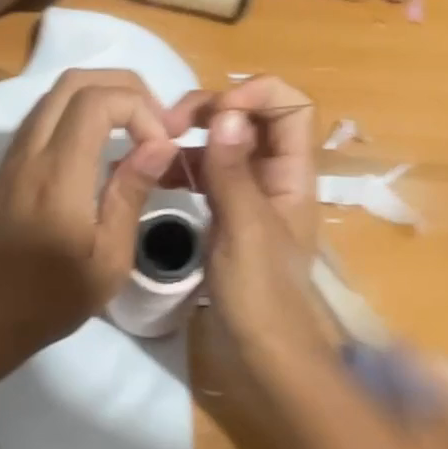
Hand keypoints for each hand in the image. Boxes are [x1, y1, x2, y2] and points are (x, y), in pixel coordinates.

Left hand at [0, 69, 180, 372]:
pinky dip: (73, 117)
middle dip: (122, 87)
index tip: (160, 146)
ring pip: (51, 97)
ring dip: (96, 99)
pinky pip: (38, 121)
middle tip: (152, 124)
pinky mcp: (3, 172)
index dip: (139, 108)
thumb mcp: (108, 258)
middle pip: (72, 82)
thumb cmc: (52, 300)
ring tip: (131, 133)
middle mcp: (28, 153)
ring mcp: (10, 160)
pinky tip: (96, 151)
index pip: (98, 100)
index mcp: (58, 174)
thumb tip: (160, 143)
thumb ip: (131, 193)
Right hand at [167, 78, 334, 391]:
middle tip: (166, 125)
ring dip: (192, 137)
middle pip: (252, 118)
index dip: (253, 94)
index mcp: (293, 174)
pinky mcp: (226, 219)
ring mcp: (249, 199)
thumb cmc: (260, 294)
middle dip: (212, 109)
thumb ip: (234, 170)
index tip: (211, 114)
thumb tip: (225, 111)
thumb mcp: (245, 228)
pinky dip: (185, 167)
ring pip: (225, 146)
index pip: (289, 106)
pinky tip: (157, 174)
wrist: (261, 354)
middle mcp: (274, 178)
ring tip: (154, 146)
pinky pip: (208, 176)